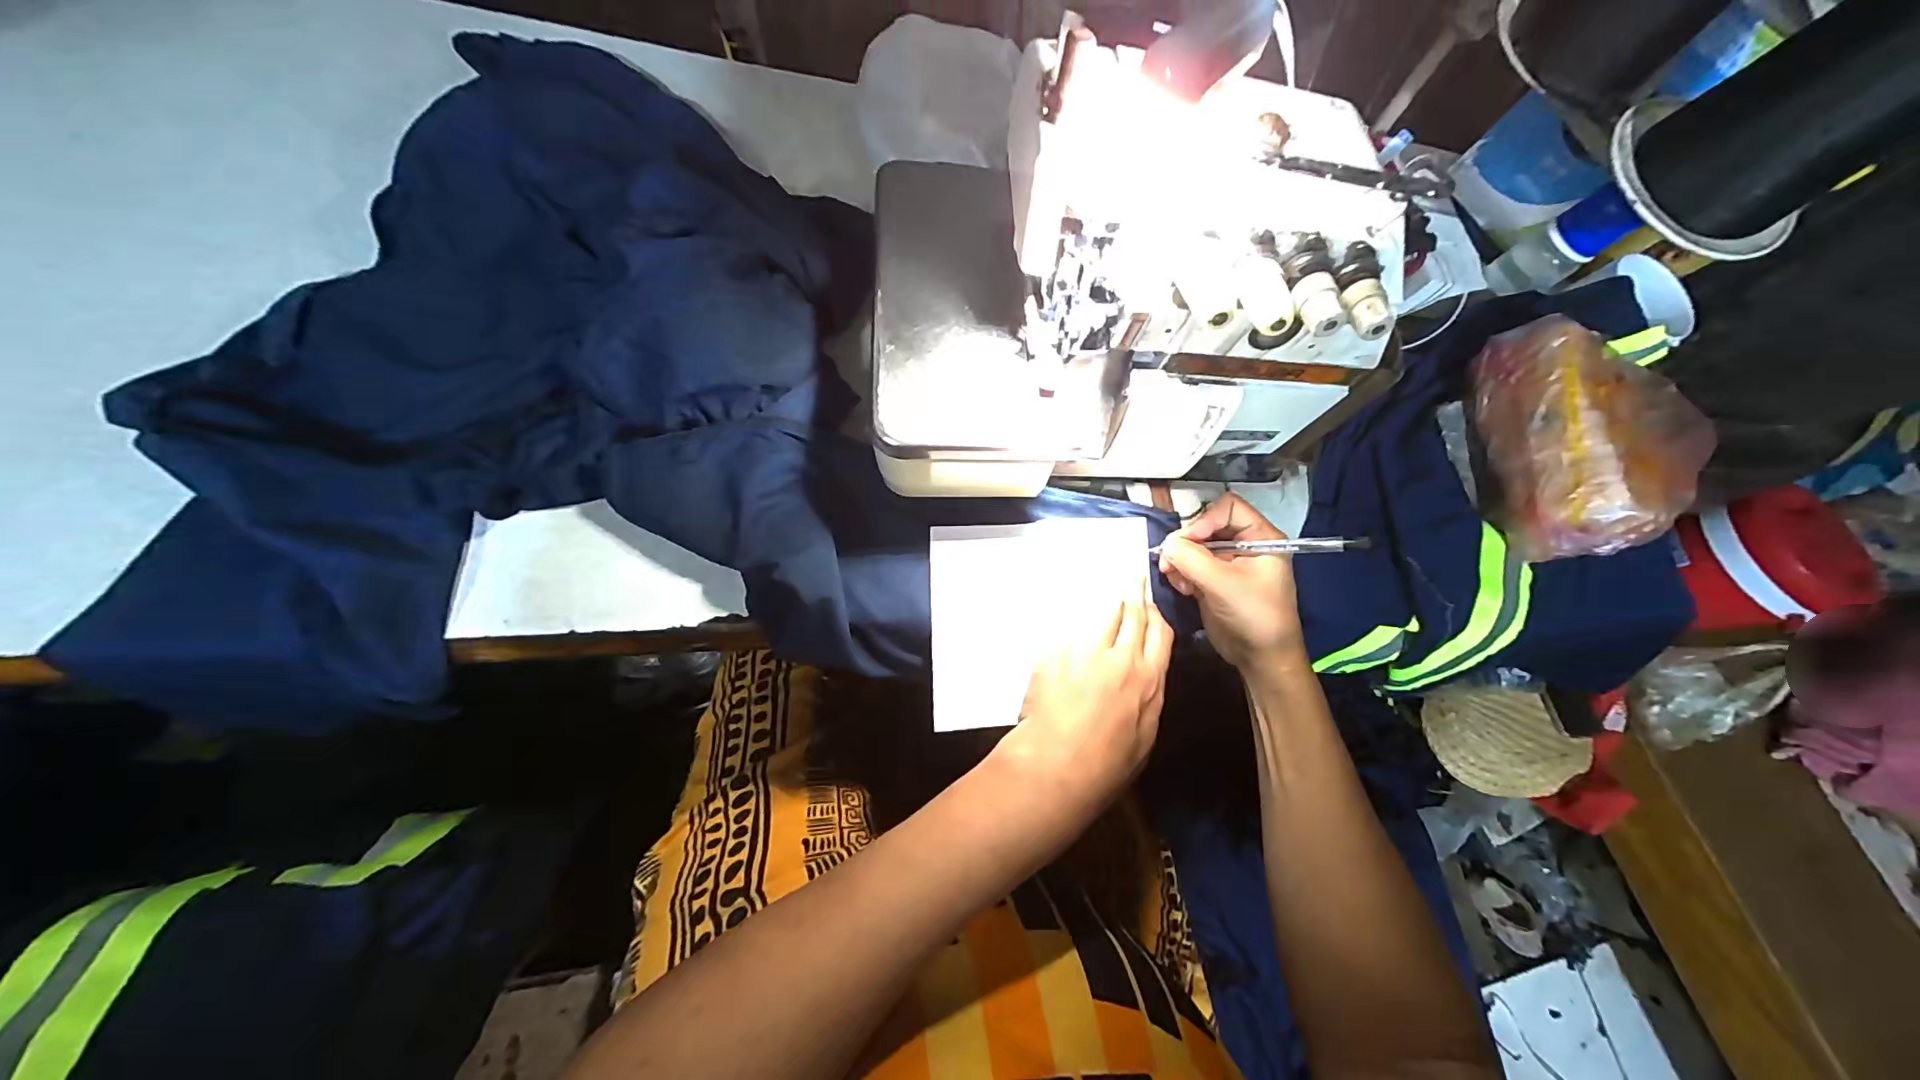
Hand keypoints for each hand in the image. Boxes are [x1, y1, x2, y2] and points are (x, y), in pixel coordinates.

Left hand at [993, 584, 1173, 810]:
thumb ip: (1148, 702)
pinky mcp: (1055, 653)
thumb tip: (1147, 687)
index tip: (1151, 609)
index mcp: (1149, 681)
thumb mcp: (1144, 739)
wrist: (1056, 763)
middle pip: (1132, 615)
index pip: (1160, 634)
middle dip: (1133, 598)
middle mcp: (1120, 659)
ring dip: (1105, 604)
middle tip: (1130, 587)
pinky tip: (1068, 621)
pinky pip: (1067, 630)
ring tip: (1104, 595)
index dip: (1156, 617)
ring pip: (1101, 614)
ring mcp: (1085, 652)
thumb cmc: (1103, 766)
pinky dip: (1072, 624)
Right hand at [1157, 494, 1305, 671]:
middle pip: (1206, 526)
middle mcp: (1245, 545)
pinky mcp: (1214, 580)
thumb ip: (1192, 559)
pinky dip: (1181, 573)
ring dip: (1180, 560)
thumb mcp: (1223, 584)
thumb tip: (1166, 544)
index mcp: (1261, 537)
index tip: (1188, 542)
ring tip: (1177, 579)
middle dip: (1186, 543)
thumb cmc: (1255, 617)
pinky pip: (1190, 565)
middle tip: (1171, 562)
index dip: (1204, 520)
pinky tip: (1183, 589)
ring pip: (1194, 546)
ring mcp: (1228, 563)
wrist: (1262, 659)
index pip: (1228, 508)